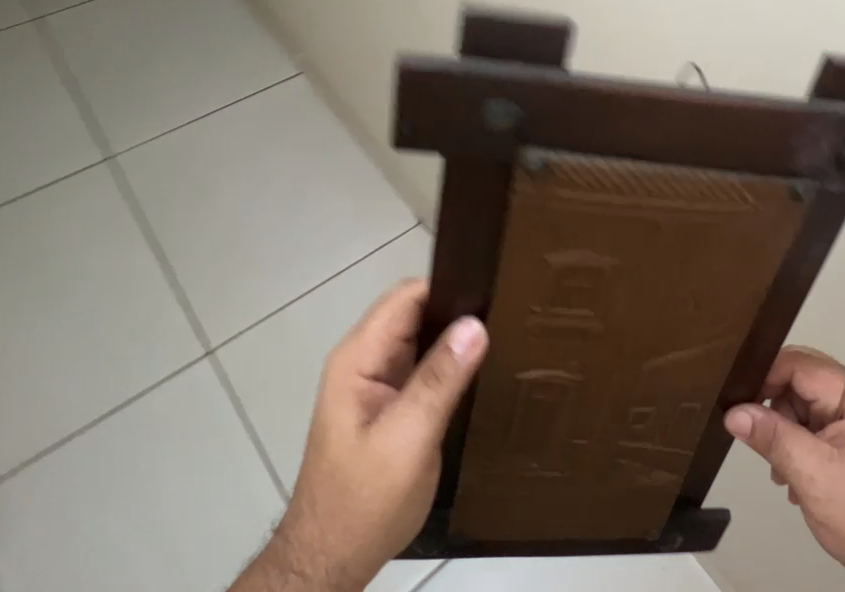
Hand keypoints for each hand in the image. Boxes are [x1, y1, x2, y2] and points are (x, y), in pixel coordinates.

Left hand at [252, 280, 487, 591]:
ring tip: (509, 332)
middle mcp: (366, 360)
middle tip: (511, 312)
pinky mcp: (393, 403)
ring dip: (458, 335)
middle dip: (459, 308)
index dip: (449, 287)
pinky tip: (487, 366)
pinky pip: (426, 365)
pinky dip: (453, 361)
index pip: (406, 297)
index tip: (496, 290)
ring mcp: (378, 382)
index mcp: (359, 359)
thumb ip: (440, 380)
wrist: (333, 558)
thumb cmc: (364, 500)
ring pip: (424, 337)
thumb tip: (476, 323)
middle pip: (416, 312)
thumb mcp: (407, 439)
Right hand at [724, 347, 844, 591]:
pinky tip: (792, 478)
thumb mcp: (815, 477)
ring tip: (781, 471)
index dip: (765, 378)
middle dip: (773, 409)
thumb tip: (734, 412)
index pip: (798, 364)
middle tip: (759, 441)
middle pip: (797, 382)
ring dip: (782, 433)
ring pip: (800, 406)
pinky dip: (794, 447)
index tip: (738, 404)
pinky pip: (809, 427)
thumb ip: (774, 439)